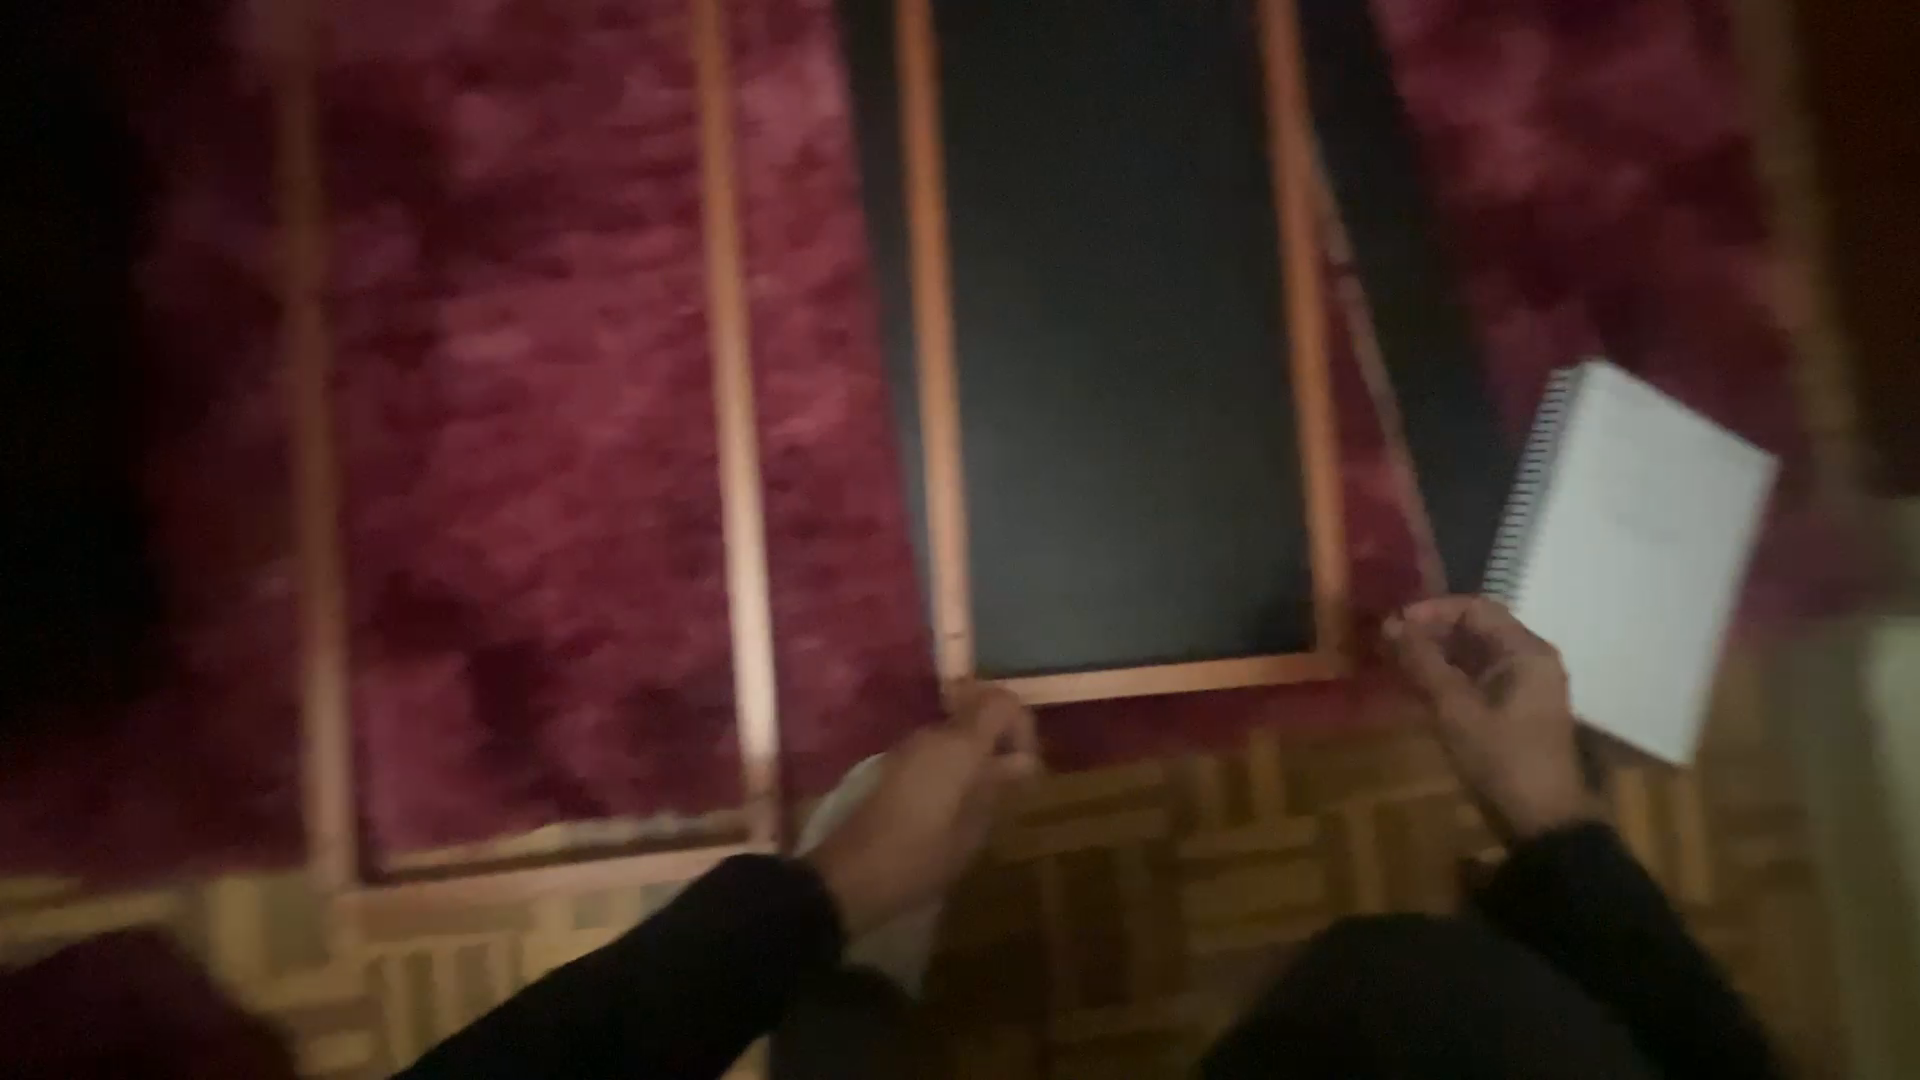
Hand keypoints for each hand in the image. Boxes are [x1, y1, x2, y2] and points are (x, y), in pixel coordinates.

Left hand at [804, 683, 1041, 935]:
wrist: (851, 875)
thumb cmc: (920, 856)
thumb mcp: (971, 830)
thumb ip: (999, 786)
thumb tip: (1023, 761)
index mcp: (959, 744)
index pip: (1003, 701)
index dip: (1022, 726)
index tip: (1025, 767)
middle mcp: (935, 733)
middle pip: (980, 710)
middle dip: (1002, 739)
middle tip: (1012, 783)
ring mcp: (912, 745)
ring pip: (959, 730)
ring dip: (980, 752)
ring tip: (988, 798)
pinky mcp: (898, 762)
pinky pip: (939, 747)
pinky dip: (958, 761)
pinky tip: (958, 802)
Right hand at [1384, 596, 1598, 842]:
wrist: (1541, 819)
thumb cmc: (1501, 756)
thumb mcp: (1455, 707)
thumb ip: (1422, 661)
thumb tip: (1389, 624)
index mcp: (1525, 652)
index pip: (1474, 608)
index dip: (1430, 609)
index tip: (1392, 624)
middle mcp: (1527, 659)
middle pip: (1471, 627)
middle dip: (1426, 630)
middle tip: (1384, 642)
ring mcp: (1520, 684)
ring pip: (1468, 651)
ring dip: (1430, 652)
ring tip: (1390, 660)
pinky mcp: (1509, 706)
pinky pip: (1471, 674)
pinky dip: (1440, 673)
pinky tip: (1410, 682)